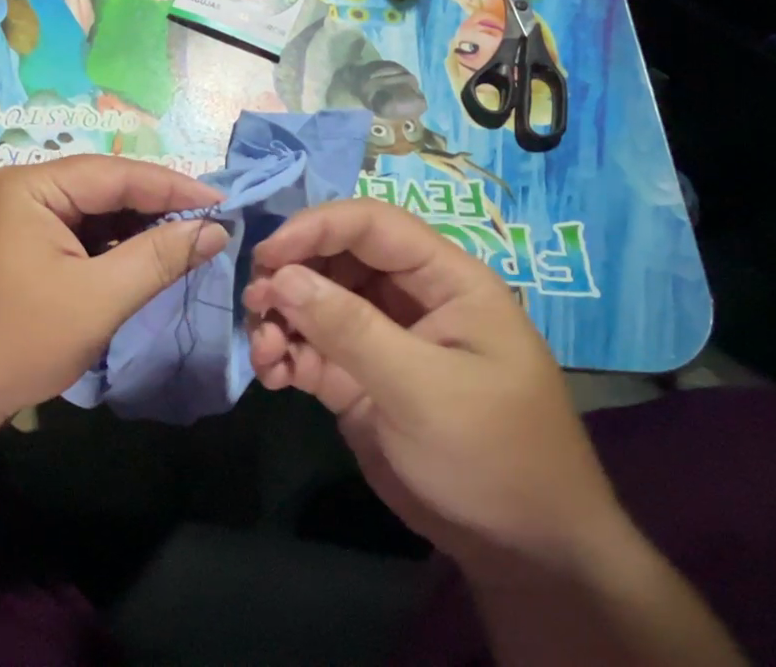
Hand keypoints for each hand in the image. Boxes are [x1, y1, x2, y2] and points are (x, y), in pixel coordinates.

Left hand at [0, 155, 226, 438]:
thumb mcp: (99, 299)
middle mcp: (21, 190)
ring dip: (137, 226)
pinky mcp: (20, 245)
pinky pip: (76, 232)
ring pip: (92, 211)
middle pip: (103, 187)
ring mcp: (17, 217)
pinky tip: (146, 256)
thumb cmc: (23, 341)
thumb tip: (215, 228)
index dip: (174, 187)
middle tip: (212, 223)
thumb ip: (159, 257)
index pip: (115, 173)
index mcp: (30, 187)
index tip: (225, 203)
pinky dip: (112, 245)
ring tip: (189, 240)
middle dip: (157, 205)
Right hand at [242, 200, 627, 579]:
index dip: (316, 228)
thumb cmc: (493, 455)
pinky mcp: (357, 380)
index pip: (373, 226)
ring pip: (314, 303)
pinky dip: (284, 355)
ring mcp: (381, 341)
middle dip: (290, 276)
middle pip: (335, 260)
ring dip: (280, 319)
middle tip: (256, 306)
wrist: (519, 549)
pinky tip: (273, 378)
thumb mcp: (423, 388)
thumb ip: (350, 328)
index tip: (267, 256)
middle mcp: (410, 301)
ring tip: (264, 352)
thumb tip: (281, 276)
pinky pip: (308, 349)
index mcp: (446, 283)